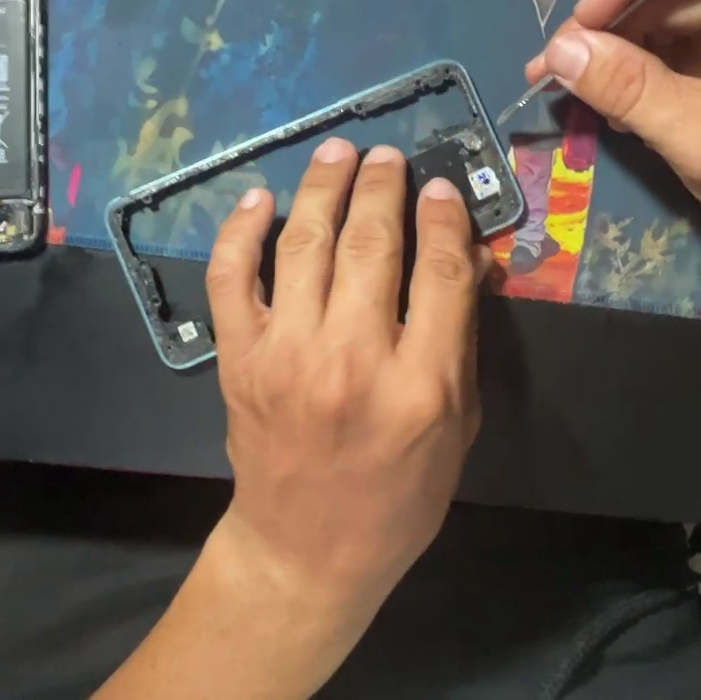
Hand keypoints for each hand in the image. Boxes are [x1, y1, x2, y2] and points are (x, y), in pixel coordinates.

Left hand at [205, 137, 486, 615]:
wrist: (307, 549)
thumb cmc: (398, 493)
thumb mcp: (457, 425)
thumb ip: (462, 338)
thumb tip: (469, 257)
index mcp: (420, 384)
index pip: (439, 273)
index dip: (444, 218)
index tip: (439, 187)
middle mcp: (352, 359)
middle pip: (371, 245)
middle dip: (382, 188)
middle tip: (387, 156)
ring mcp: (287, 354)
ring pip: (305, 246)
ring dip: (323, 189)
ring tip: (337, 152)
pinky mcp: (239, 358)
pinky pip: (232, 279)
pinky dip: (240, 232)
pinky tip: (260, 197)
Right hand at [524, 0, 700, 267]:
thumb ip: (631, 89)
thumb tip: (557, 51)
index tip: (580, 22)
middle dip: (610, 18)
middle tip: (555, 61)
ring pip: (662, 9)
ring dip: (611, 45)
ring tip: (562, 81)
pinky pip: (669, 39)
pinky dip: (630, 65)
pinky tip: (602, 97)